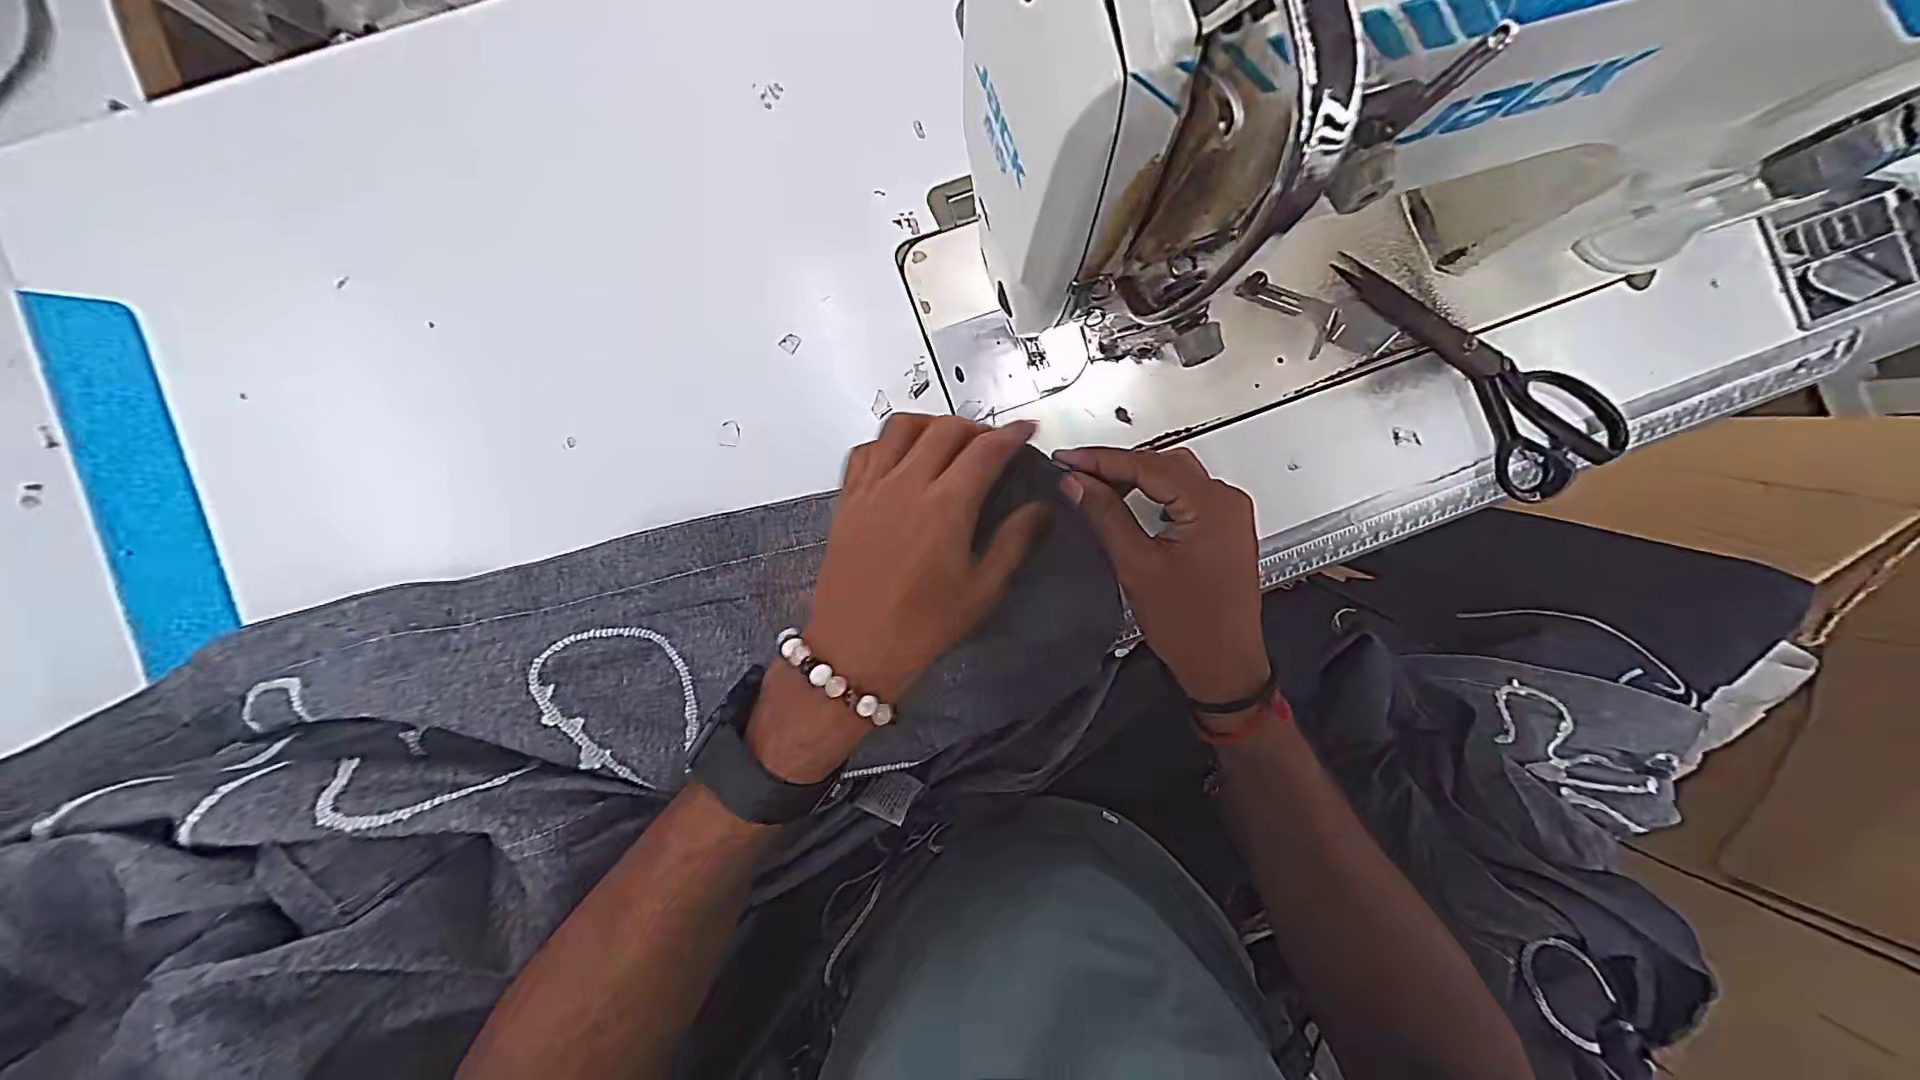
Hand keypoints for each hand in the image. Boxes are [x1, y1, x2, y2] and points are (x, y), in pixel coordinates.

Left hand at [747, 415, 1050, 781]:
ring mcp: (872, 490)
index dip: (1012, 434)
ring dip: (931, 423)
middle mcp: (906, 487)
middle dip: (977, 426)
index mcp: (946, 506)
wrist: (856, 648)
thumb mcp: (982, 590)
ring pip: (901, 427)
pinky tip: (899, 456)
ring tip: (947, 438)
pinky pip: (865, 450)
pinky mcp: (848, 501)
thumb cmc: (918, 627)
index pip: (987, 449)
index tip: (1024, 431)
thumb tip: (1038, 513)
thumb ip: (1014, 542)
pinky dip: (888, 441)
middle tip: (992, 440)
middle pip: (946, 428)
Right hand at [1054, 446, 1268, 705]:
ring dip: (1133, 476)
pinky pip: (1184, 494)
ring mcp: (1228, 514)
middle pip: (1162, 463)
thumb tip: (1079, 484)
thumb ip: (1106, 515)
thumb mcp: (1137, 564)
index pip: (1148, 465)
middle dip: (1115, 464)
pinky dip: (1152, 492)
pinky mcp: (1222, 527)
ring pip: (1173, 476)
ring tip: (1094, 483)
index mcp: (1213, 506)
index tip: (1069, 460)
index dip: (1101, 460)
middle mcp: (1227, 502)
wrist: (1222, 664)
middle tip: (1075, 470)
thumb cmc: (1192, 626)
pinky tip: (1126, 499)